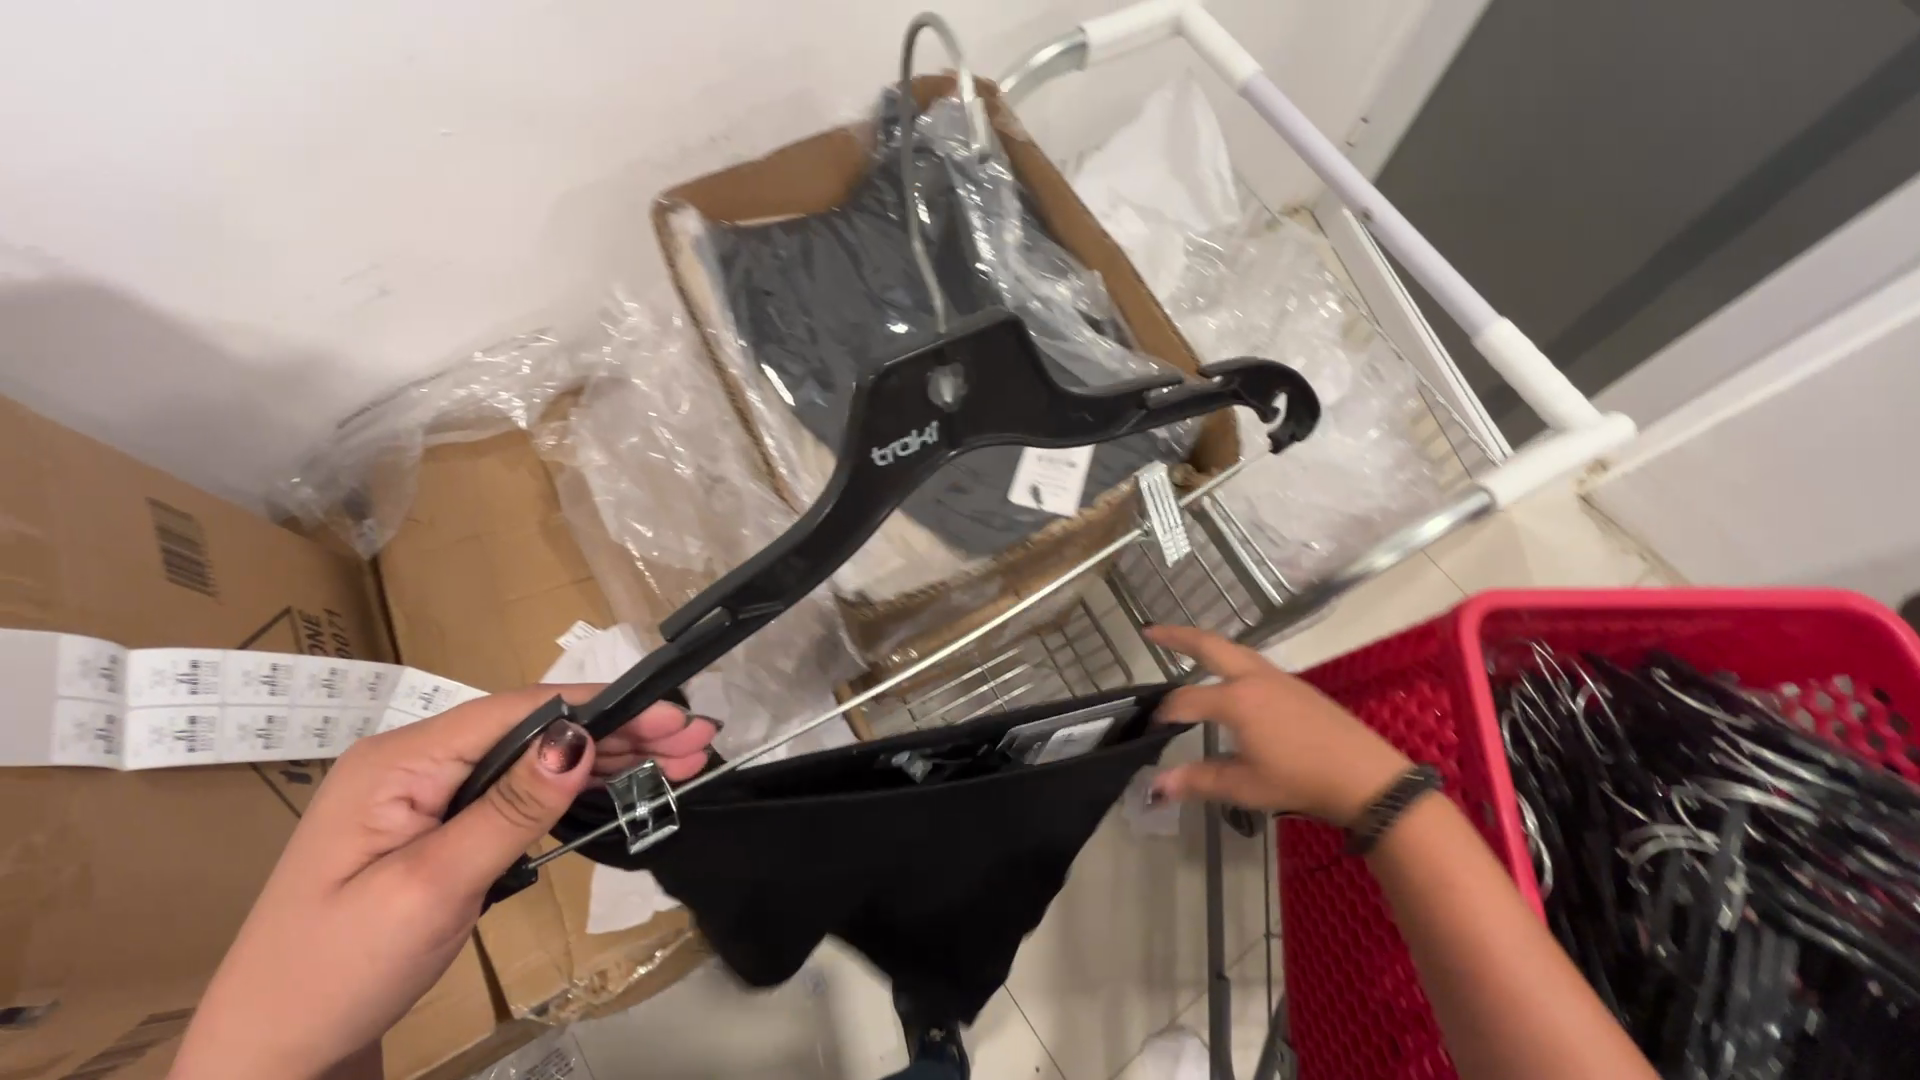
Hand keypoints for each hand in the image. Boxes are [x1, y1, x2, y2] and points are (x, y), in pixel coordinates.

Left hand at [170, 687, 717, 1079]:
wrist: (269, 1056)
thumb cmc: (338, 971)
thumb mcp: (431, 886)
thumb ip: (510, 807)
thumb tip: (578, 737)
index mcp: (402, 760)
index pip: (522, 711)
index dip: (604, 708)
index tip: (674, 716)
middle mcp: (416, 762)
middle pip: (534, 730)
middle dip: (619, 731)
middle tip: (695, 739)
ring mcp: (426, 794)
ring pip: (533, 760)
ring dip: (605, 758)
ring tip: (679, 759)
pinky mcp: (439, 825)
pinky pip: (516, 793)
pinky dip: (572, 790)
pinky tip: (621, 784)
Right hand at [1146, 625, 1410, 824]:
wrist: (1365, 777)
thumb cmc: (1300, 780)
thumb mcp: (1245, 786)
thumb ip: (1197, 780)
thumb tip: (1155, 786)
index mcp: (1236, 700)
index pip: (1185, 700)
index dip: (1163, 714)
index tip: (1148, 730)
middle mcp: (1253, 679)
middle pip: (1208, 646)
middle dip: (1176, 637)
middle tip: (1149, 631)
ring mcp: (1277, 678)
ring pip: (1233, 650)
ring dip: (1205, 644)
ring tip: (1184, 646)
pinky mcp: (1295, 686)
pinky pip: (1251, 662)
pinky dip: (1227, 658)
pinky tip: (1227, 677)